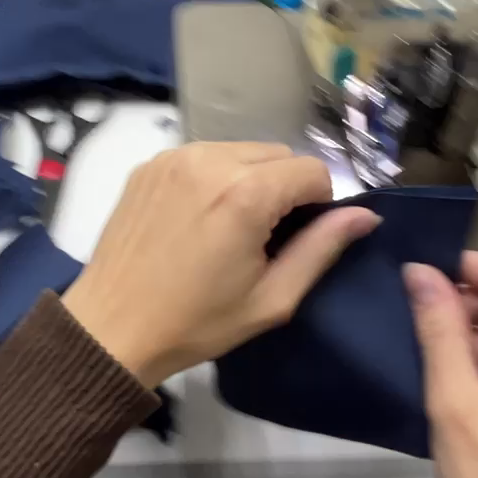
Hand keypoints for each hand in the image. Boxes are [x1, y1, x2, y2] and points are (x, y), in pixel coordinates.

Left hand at [63, 142, 379, 387]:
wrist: (111, 327)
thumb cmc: (196, 322)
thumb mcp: (271, 297)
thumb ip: (322, 248)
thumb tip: (366, 214)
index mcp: (245, 192)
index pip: (312, 170)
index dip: (317, 204)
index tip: (293, 239)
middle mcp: (209, 158)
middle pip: (277, 154)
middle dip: (283, 188)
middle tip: (262, 237)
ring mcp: (174, 156)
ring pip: (240, 150)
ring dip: (249, 178)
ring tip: (227, 226)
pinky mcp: (149, 163)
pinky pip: (202, 155)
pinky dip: (213, 177)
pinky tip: (196, 217)